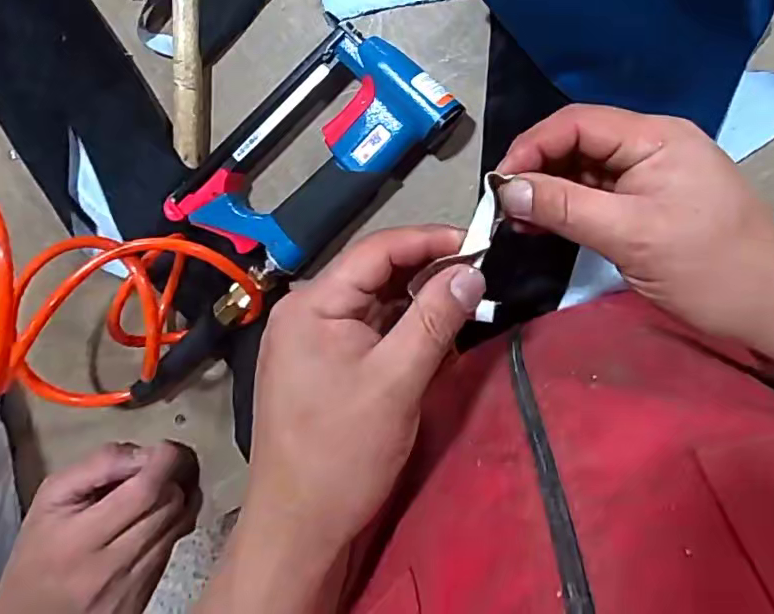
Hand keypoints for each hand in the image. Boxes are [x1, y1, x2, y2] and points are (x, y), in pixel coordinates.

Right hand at [0, 441, 198, 613]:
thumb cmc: (37, 554)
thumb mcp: (51, 498)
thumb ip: (99, 465)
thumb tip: (143, 452)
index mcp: (82, 540)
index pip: (145, 490)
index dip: (166, 460)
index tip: (164, 448)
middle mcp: (112, 569)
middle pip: (169, 505)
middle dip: (174, 476)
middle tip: (161, 466)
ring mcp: (131, 591)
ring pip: (179, 525)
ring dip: (178, 498)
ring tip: (160, 488)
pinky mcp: (143, 603)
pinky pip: (173, 549)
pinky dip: (172, 525)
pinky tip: (155, 518)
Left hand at [224, 227, 484, 592]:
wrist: (297, 532)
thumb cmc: (341, 455)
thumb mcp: (396, 383)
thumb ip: (434, 320)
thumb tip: (472, 271)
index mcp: (312, 303)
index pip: (376, 250)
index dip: (428, 240)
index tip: (475, 241)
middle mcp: (307, 310)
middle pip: (374, 273)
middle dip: (426, 270)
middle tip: (476, 271)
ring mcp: (312, 337)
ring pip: (374, 301)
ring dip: (417, 300)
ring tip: (464, 298)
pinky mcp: (323, 362)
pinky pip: (369, 329)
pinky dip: (402, 328)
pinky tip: (434, 333)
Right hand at [495, 104, 773, 351]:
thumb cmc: (712, 272)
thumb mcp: (630, 237)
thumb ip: (563, 207)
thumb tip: (504, 189)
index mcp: (656, 137)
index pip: (577, 123)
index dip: (532, 146)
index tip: (499, 182)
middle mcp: (653, 144)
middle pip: (578, 142)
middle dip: (537, 170)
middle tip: (504, 203)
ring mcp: (653, 172)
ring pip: (584, 168)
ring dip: (549, 191)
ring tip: (517, 220)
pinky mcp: (651, 200)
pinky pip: (598, 192)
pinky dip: (569, 207)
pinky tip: (543, 225)